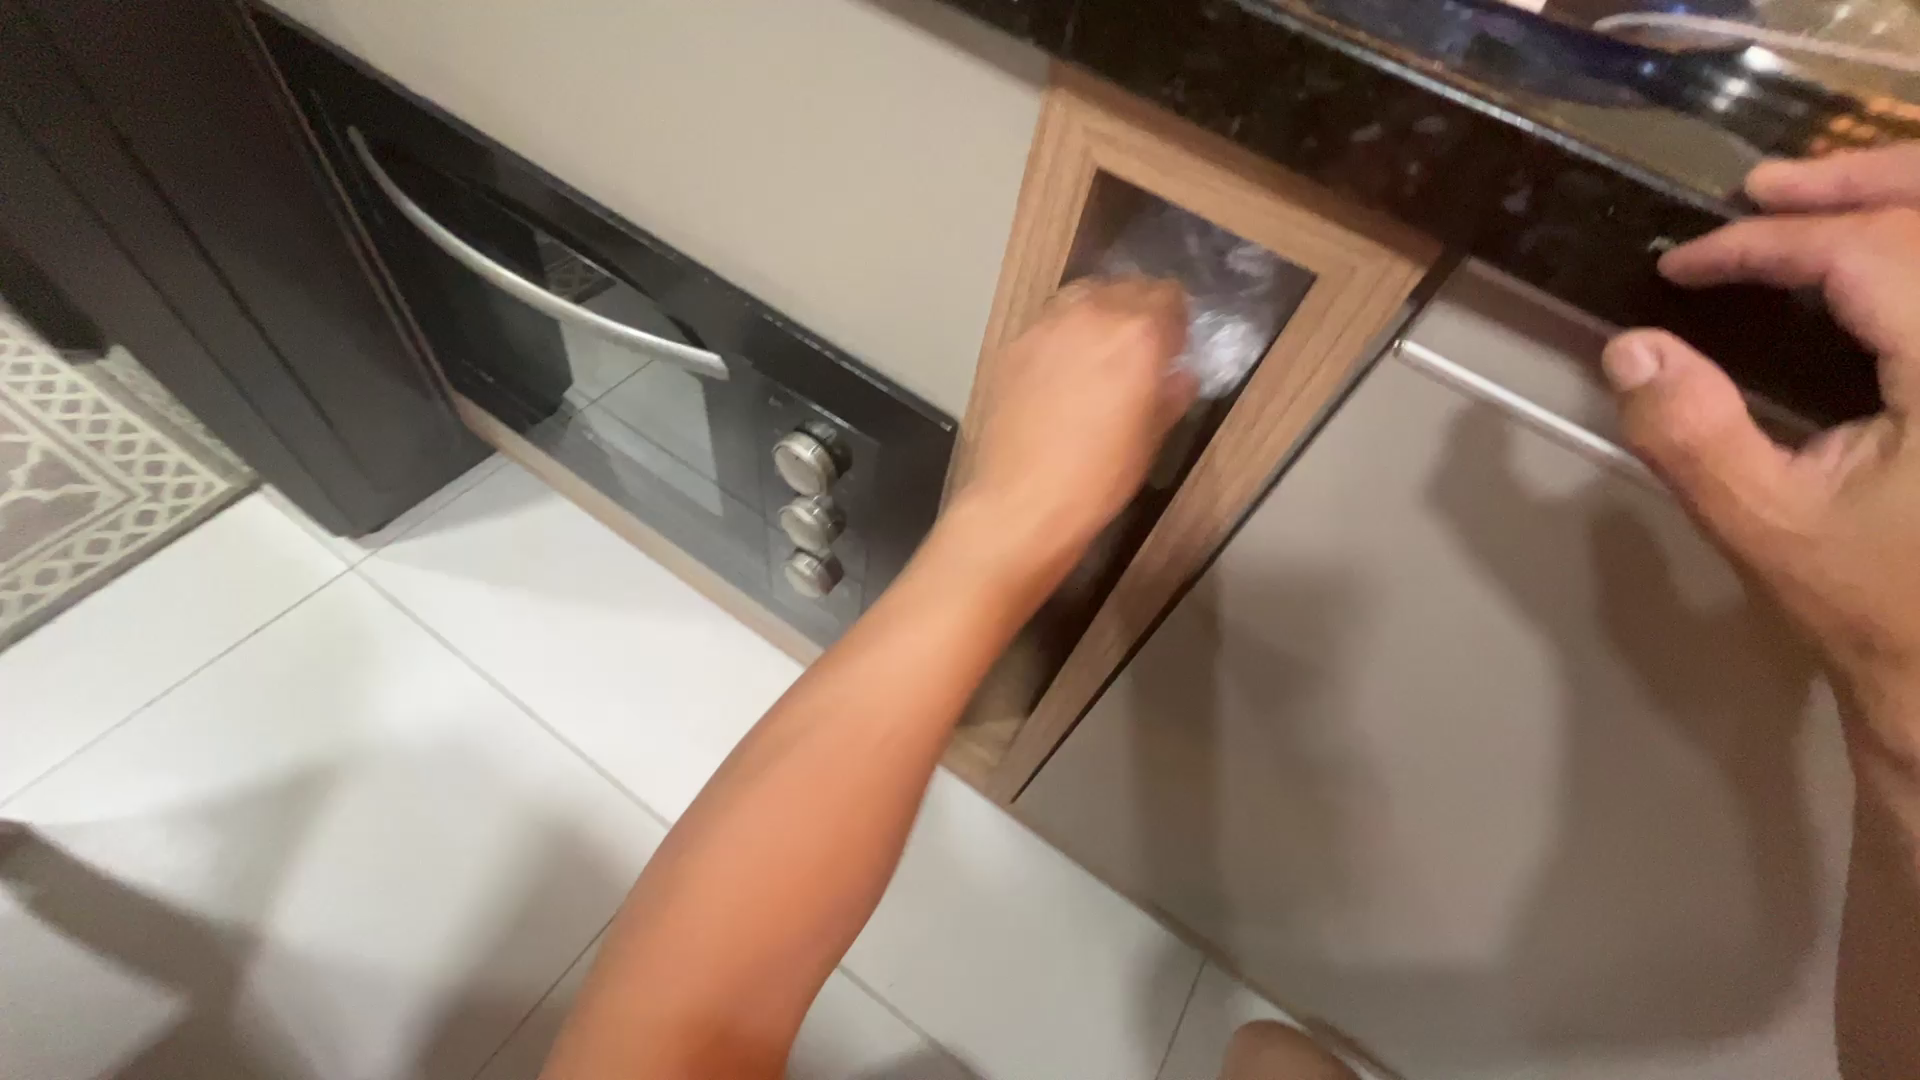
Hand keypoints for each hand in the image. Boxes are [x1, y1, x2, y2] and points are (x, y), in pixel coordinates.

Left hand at [945, 277, 1194, 590]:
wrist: (1025, 499)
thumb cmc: (1099, 476)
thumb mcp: (1152, 436)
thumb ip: (1170, 392)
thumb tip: (1178, 374)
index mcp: (1139, 333)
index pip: (1170, 297)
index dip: (1175, 322)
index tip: (1172, 347)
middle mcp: (1093, 314)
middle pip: (1128, 288)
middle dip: (1139, 312)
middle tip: (1137, 350)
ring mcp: (1047, 326)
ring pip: (1084, 297)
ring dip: (1099, 315)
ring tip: (1098, 354)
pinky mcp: (1015, 345)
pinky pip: (1050, 323)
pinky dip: (1063, 334)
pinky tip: (1061, 371)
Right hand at [1601, 143, 1919, 742]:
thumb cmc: (1872, 593)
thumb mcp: (1760, 520)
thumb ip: (1690, 432)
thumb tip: (1631, 347)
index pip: (1876, 256)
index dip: (1768, 244)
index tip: (1682, 265)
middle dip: (1862, 182)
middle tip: (1762, 189)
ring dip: (1909, 197)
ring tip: (1818, 195)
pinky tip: (1888, 245)